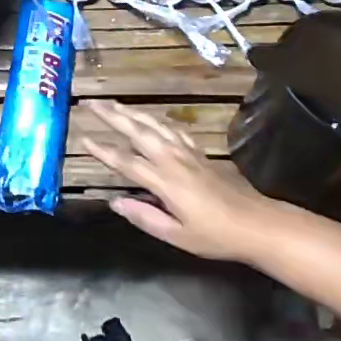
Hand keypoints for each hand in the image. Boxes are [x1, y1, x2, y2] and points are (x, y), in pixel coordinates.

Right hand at [82, 99, 275, 260]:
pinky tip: (149, 119)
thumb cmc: (216, 235)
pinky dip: (155, 120)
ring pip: (153, 124)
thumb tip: (115, 203)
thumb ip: (145, 217)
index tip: (82, 138)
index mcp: (164, 181)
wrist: (257, 224)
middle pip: (137, 131)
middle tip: (90, 103)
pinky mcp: (198, 152)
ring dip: (130, 112)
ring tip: (112, 104)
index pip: (125, 162)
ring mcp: (186, 152)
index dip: (102, 150)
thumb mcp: (178, 236)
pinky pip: (172, 129)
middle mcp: (172, 160)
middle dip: (112, 115)